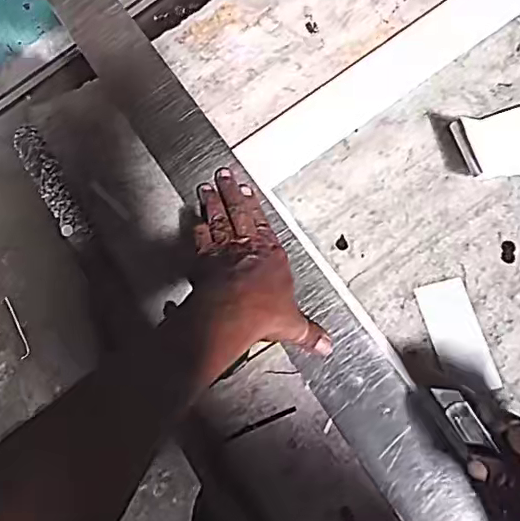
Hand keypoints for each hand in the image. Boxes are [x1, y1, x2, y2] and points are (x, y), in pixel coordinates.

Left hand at [184, 169, 331, 375]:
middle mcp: (248, 246)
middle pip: (239, 212)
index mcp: (272, 255)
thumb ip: (308, 332)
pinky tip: (193, 218)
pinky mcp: (204, 259)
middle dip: (231, 192)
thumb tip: (325, 345)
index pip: (263, 223)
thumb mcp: (292, 324)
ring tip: (207, 187)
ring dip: (212, 202)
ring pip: (218, 219)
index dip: (255, 205)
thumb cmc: (261, 313)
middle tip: (224, 175)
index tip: (248, 190)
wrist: (231, 314)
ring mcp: (224, 249)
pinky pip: (200, 237)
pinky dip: (197, 227)